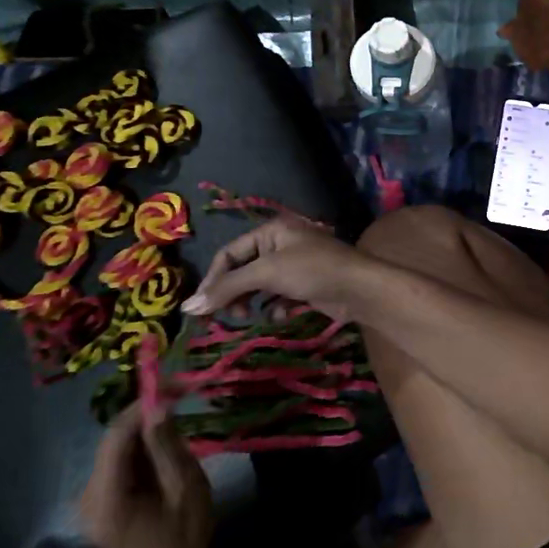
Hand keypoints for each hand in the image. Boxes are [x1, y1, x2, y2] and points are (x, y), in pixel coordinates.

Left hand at [78, 403, 212, 547]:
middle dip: (143, 413)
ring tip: (173, 412)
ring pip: (114, 447)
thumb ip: (167, 447)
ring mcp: (88, 501)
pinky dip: (138, 444)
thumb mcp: (186, 487)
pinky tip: (160, 440)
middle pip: (112, 440)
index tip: (172, 384)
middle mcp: (87, 499)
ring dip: (142, 427)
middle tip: (177, 393)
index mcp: (108, 501)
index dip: (141, 406)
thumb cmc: (186, 534)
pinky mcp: (96, 499)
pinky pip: (116, 459)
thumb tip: (158, 405)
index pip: (116, 438)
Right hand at [180, 217, 371, 317]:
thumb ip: (228, 288)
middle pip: (243, 269)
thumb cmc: (313, 270)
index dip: (214, 279)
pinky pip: (278, 296)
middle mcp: (281, 243)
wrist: (359, 288)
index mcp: (271, 230)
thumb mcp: (267, 273)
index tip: (201, 307)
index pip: (229, 253)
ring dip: (251, 301)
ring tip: (247, 317)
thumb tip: (189, 307)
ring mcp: (294, 265)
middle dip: (232, 292)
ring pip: (260, 285)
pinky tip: (277, 315)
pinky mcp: (306, 286)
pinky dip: (274, 306)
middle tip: (222, 317)